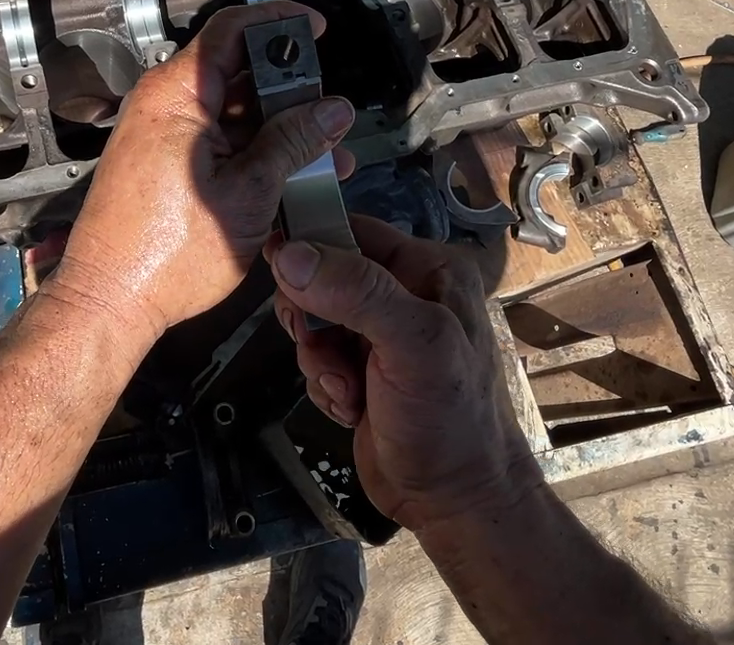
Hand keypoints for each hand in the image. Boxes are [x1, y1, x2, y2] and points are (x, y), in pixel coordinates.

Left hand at [51, 1, 355, 339]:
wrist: (111, 299)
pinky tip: (288, 174)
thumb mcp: (250, 192)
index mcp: (177, 95)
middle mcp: (164, 105)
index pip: (232, 28)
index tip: (316, 28)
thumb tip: (331, 111)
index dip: (279, 20)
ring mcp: (162, 134)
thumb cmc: (162, 254)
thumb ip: (293, 142)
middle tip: (327, 112)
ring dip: (278, 127)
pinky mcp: (165, 162)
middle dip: (291, 89)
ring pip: (233, 111)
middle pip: (238, 71)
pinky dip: (254, 150)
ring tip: (321, 153)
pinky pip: (218, 140)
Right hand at [268, 217, 536, 531]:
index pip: (353, 230)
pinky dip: (323, 382)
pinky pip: (317, 356)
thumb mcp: (413, 343)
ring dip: (318, 357)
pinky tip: (349, 407)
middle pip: (323, 275)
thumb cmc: (449, 417)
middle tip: (315, 342)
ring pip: (314, 319)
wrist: (456, 505)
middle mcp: (404, 293)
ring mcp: (380, 334)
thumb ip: (356, 292)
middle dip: (312, 315)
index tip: (277, 262)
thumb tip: (288, 254)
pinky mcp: (361, 370)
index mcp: (427, 268)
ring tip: (345, 389)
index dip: (312, 242)